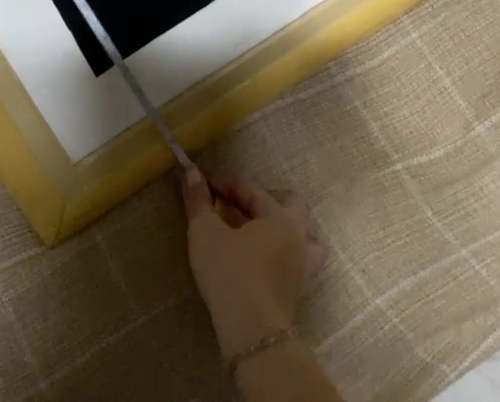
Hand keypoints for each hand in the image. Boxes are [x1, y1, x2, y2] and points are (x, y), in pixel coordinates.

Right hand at [180, 165, 327, 356]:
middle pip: (292, 204)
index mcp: (279, 218)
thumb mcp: (205, 232)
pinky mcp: (301, 290)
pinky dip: (292, 256)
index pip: (251, 189)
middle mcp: (299, 236)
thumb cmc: (229, 273)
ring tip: (266, 229)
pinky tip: (276, 261)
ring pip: (309, 235)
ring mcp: (305, 265)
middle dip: (266, 197)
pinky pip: (305, 264)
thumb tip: (190, 170)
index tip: (202, 178)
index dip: (224, 181)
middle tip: (238, 201)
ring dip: (289, 226)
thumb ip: (198, 199)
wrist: (252, 330)